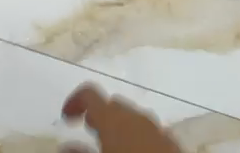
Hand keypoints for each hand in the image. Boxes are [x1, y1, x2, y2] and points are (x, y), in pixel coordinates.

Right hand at [61, 85, 184, 152]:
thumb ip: (79, 151)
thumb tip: (64, 145)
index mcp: (114, 117)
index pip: (89, 92)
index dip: (74, 100)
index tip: (66, 118)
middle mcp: (136, 115)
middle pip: (113, 104)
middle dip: (99, 115)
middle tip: (89, 132)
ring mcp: (159, 129)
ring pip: (134, 118)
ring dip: (120, 126)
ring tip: (112, 145)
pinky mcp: (176, 143)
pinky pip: (152, 132)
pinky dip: (140, 137)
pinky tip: (137, 152)